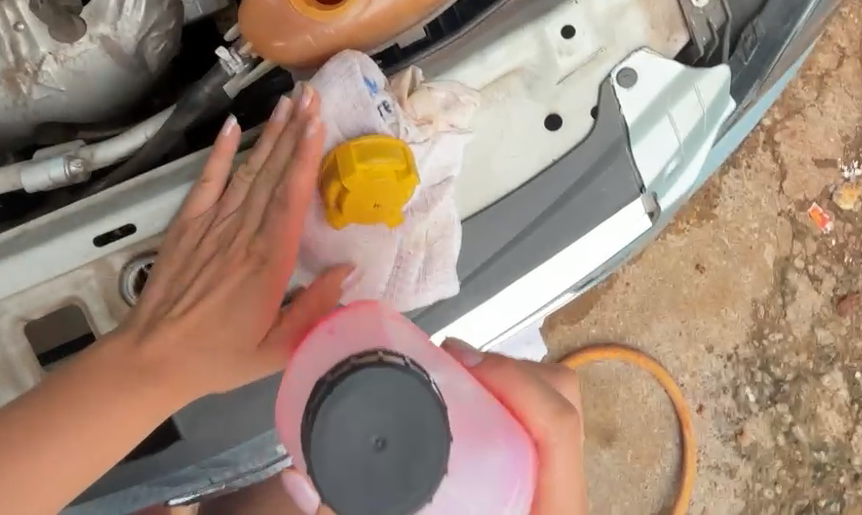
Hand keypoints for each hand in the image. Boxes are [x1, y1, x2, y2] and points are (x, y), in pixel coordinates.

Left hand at [115, 85, 350, 403]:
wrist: (152, 360)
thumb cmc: (219, 358)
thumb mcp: (277, 351)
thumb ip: (314, 310)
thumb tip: (348, 269)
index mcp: (268, 262)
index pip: (290, 198)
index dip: (305, 157)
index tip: (318, 122)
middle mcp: (242, 234)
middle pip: (273, 173)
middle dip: (294, 131)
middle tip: (311, 94)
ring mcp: (212, 225)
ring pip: (246, 170)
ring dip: (268, 134)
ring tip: (287, 102)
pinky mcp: (187, 224)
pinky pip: (206, 181)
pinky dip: (219, 152)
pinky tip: (232, 125)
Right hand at [276, 341, 586, 514]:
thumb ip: (357, 512)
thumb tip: (300, 481)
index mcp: (548, 514)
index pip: (557, 429)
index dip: (514, 381)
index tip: (457, 362)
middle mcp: (562, 502)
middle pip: (561, 402)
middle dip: (507, 367)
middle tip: (447, 364)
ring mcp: (556, 496)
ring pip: (555, 410)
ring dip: (509, 383)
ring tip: (453, 379)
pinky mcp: (545, 494)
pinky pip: (541, 430)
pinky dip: (510, 405)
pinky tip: (467, 410)